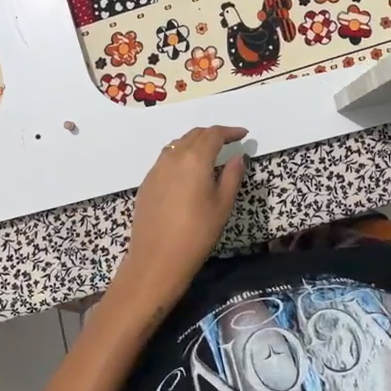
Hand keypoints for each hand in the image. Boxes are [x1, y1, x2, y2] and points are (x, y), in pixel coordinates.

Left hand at [117, 126, 248, 301]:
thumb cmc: (196, 233)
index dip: (230, 131)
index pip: (213, 134)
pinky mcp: (147, 182)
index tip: (243, 134)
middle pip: (194, 135)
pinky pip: (166, 159)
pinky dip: (181, 156)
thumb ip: (231, 176)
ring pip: (178, 145)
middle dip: (213, 135)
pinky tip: (188, 171)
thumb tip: (237, 157)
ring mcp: (156, 169)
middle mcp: (173, 156)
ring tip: (209, 154)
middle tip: (229, 142)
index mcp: (194, 158)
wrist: (156, 259)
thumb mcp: (222, 205)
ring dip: (195, 143)